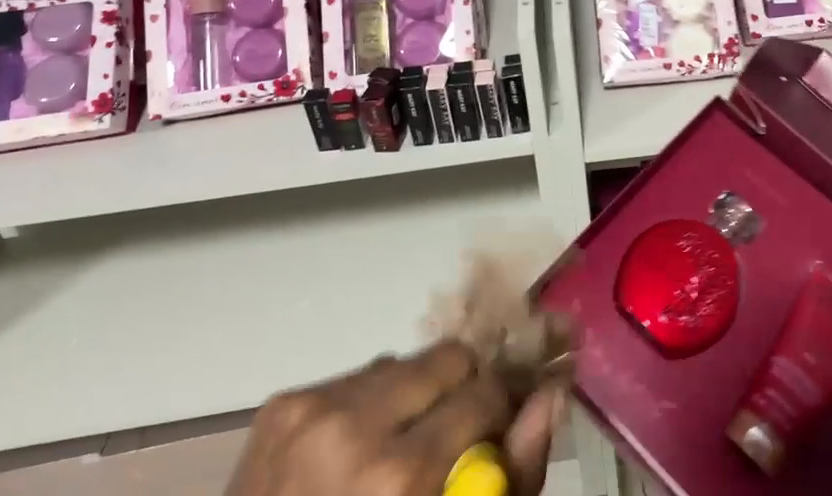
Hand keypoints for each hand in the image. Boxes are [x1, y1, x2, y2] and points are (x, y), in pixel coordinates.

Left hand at [225, 340, 564, 495]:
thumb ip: (514, 473)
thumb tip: (549, 394)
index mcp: (402, 474)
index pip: (485, 390)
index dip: (501, 406)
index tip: (501, 423)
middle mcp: (353, 425)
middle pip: (447, 357)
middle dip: (462, 389)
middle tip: (456, 431)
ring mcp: (310, 407)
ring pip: (402, 362)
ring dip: (414, 395)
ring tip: (400, 445)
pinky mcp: (282, 403)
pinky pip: (357, 376)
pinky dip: (371, 404)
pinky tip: (358, 448)